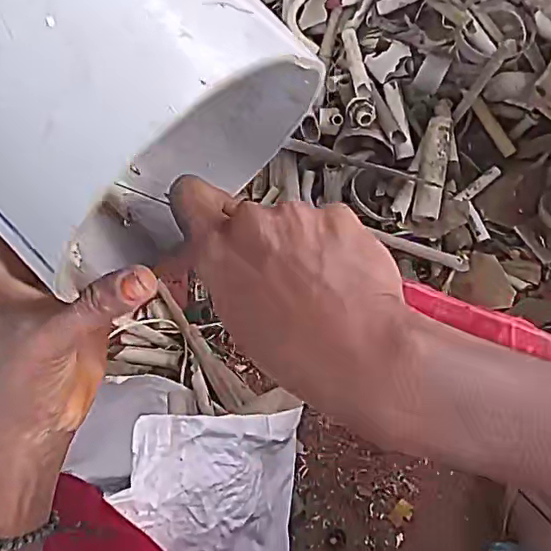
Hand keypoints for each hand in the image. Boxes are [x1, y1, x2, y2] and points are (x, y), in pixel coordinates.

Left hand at [0, 172, 157, 446]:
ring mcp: (56, 276)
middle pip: (24, 201)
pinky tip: (140, 223)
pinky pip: (101, 261)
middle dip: (37, 165)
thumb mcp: (53, 337)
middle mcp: (23, 260)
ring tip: (108, 159)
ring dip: (81, 203)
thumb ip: (96, 304)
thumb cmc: (18, 383)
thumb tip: (141, 277)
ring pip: (65, 228)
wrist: (39, 425)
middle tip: (61, 119)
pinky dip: (117, 245)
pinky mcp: (86, 296)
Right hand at [169, 175, 410, 431]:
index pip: (191, 197)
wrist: (359, 353)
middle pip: (249, 216)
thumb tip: (230, 267)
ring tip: (317, 286)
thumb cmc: (300, 352)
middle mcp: (252, 224)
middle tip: (278, 274)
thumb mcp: (238, 322)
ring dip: (300, 243)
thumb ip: (226, 276)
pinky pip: (329, 223)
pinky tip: (339, 277)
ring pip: (292, 220)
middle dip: (261, 239)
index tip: (207, 209)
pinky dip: (334, 243)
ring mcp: (296, 217)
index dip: (200, 205)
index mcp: (217, 251)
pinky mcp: (337, 215)